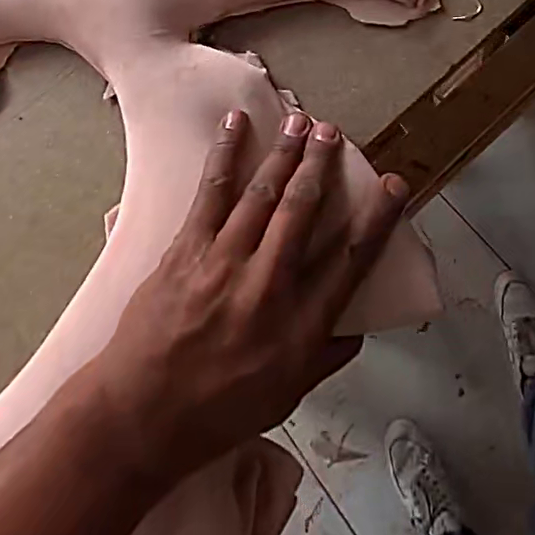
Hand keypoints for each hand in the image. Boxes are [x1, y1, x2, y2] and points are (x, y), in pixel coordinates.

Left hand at [91, 109, 409, 480]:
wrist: (141, 415)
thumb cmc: (220, 409)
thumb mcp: (288, 394)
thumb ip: (327, 356)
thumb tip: (357, 329)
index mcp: (301, 323)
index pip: (351, 260)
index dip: (377, 218)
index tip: (393, 185)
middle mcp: (267, 284)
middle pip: (303, 211)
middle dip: (320, 166)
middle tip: (333, 132)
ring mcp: (224, 262)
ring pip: (262, 194)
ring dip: (284, 153)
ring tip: (300, 120)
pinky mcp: (186, 249)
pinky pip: (211, 192)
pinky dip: (226, 154)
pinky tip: (236, 124)